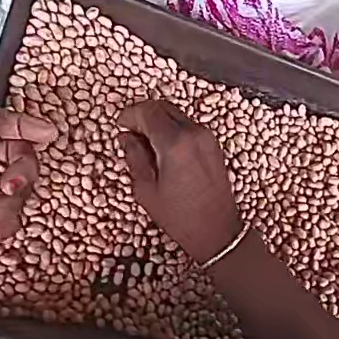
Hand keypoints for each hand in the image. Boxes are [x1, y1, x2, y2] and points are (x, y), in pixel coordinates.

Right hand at [117, 99, 241, 262]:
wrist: (217, 231)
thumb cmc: (181, 217)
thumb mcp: (146, 190)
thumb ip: (134, 157)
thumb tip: (127, 137)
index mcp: (175, 143)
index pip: (147, 111)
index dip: (130, 115)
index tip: (121, 126)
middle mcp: (194, 134)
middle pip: (163, 107)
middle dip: (143, 115)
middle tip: (130, 133)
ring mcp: (207, 138)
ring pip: (176, 115)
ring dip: (159, 122)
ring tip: (146, 146)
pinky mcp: (214, 146)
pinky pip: (188, 127)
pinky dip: (173, 130)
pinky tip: (164, 151)